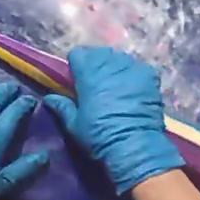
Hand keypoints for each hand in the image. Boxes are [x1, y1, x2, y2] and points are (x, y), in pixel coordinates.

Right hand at [45, 47, 183, 194]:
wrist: (135, 145)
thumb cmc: (99, 135)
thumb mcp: (74, 124)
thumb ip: (61, 106)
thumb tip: (48, 98)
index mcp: (89, 74)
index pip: (78, 53)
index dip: (75, 65)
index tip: (75, 79)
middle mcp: (110, 65)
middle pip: (99, 53)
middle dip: (95, 64)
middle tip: (94, 83)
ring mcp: (133, 68)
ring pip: (119, 58)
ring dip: (114, 67)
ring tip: (114, 85)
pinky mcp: (150, 76)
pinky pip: (138, 67)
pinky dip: (132, 74)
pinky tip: (132, 89)